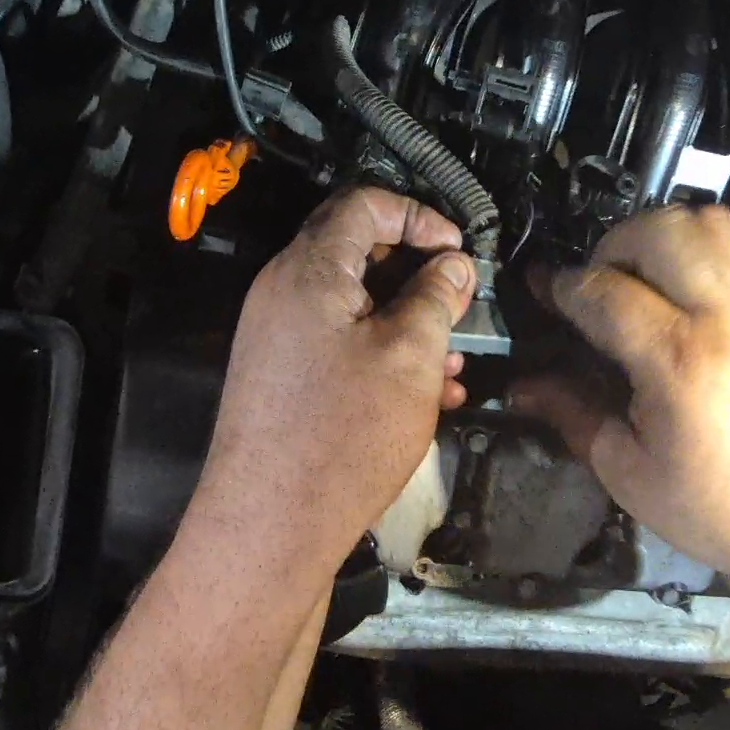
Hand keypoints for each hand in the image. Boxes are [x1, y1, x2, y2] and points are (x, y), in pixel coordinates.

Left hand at [190, 188, 476, 568]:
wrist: (270, 525)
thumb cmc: (347, 431)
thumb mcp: (410, 355)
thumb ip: (435, 296)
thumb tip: (452, 263)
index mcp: (309, 268)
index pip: (363, 204)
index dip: (418, 215)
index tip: (457, 252)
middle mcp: (283, 291)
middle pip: (357, 252)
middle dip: (417, 274)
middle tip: (459, 306)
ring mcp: (276, 335)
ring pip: (353, 305)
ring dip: (406, 322)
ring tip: (454, 362)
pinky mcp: (280, 376)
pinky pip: (337, 343)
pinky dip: (380, 353)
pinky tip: (425, 394)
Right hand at [512, 206, 729, 600]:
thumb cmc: (729, 516)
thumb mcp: (632, 475)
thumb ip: (573, 416)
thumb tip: (522, 389)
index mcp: (680, 359)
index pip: (604, 289)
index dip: (563, 286)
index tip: (544, 291)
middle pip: (657, 230)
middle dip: (610, 246)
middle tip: (596, 286)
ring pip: (708, 222)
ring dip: (660, 238)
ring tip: (642, 280)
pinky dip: (708, 248)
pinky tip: (691, 288)